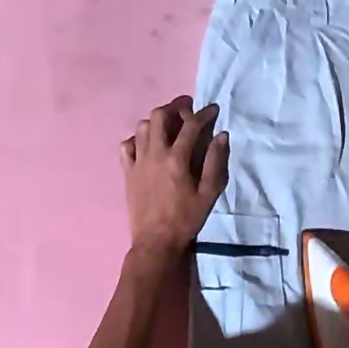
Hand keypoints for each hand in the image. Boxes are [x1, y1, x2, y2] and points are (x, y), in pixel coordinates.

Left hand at [120, 96, 228, 260]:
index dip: (204, 114)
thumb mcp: (208, 193)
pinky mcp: (127, 171)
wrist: (156, 241)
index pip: (191, 125)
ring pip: (142, 127)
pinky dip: (137, 139)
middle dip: (174, 106)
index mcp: (176, 158)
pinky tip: (146, 145)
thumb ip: (215, 162)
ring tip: (168, 125)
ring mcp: (138, 160)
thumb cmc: (186, 218)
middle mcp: (155, 153)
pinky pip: (127, 145)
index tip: (213, 110)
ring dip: (156, 120)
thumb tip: (221, 135)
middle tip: (186, 108)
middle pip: (159, 116)